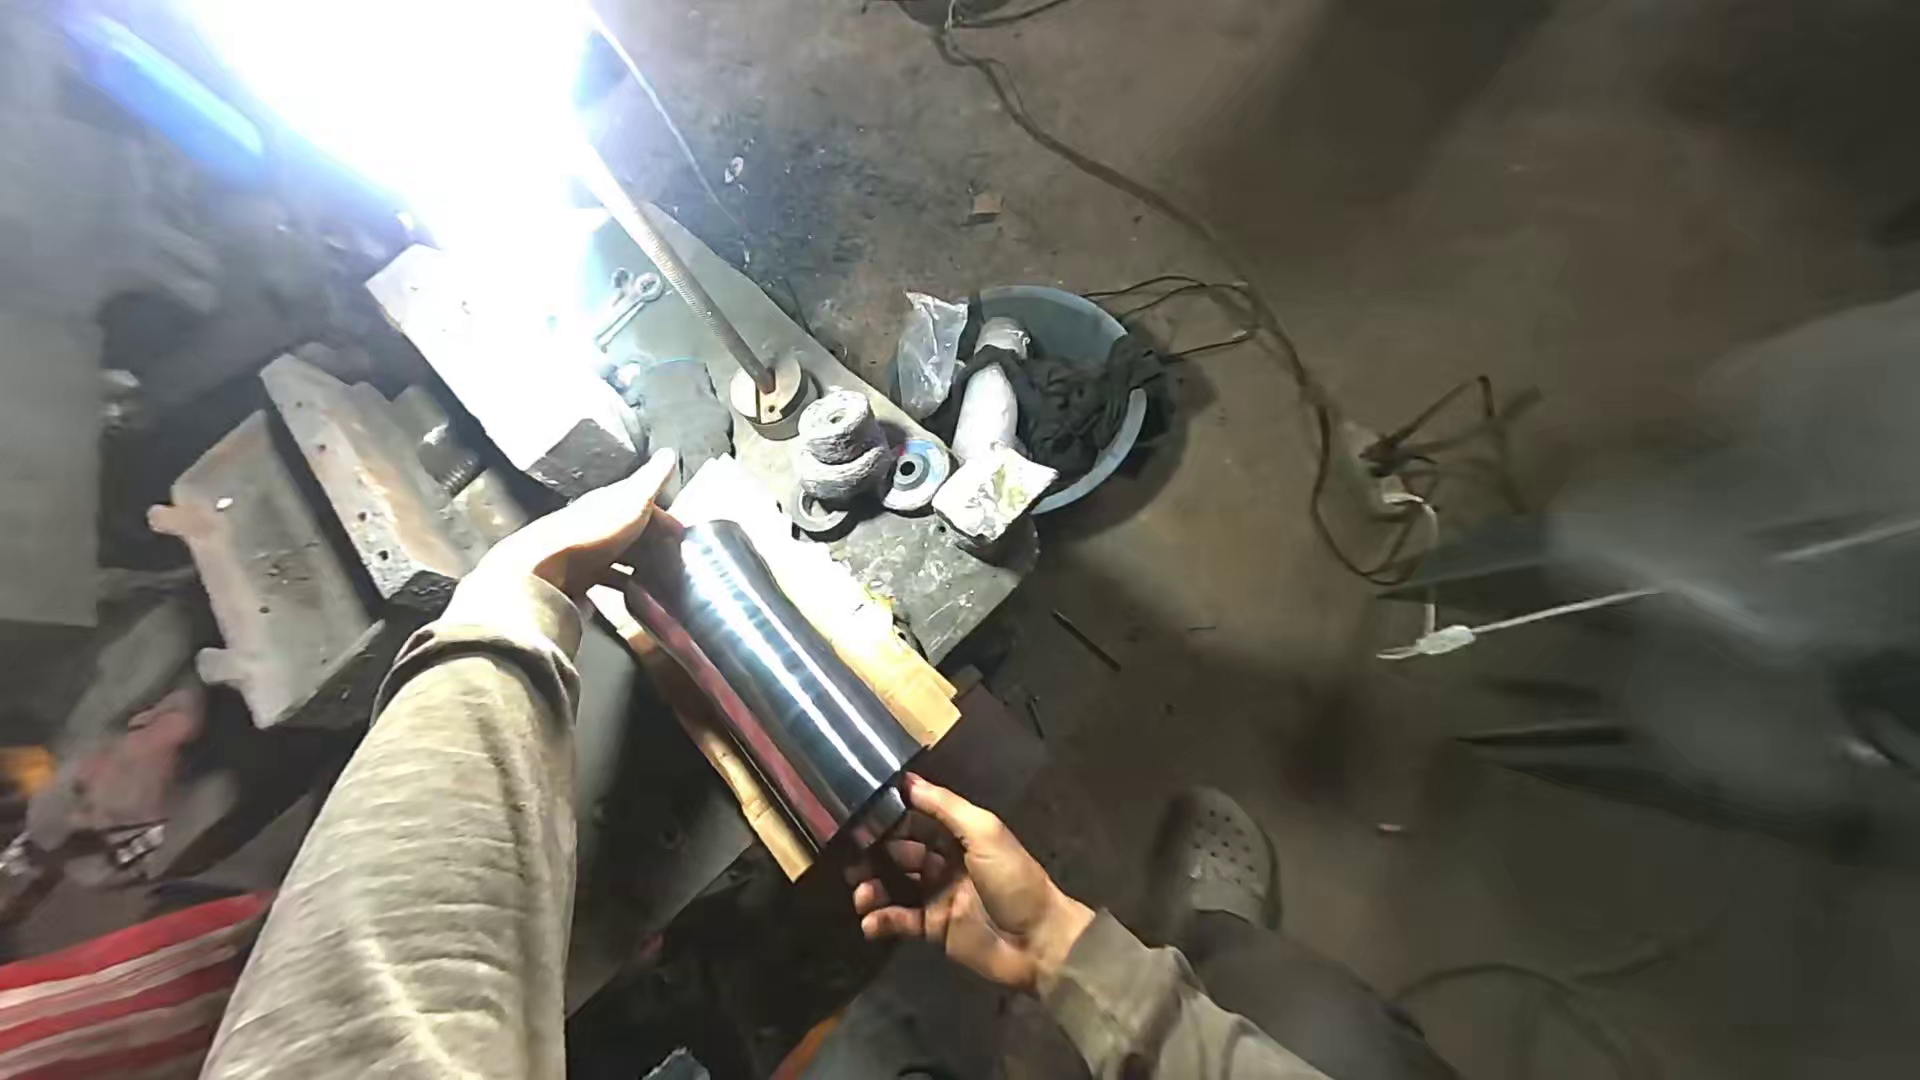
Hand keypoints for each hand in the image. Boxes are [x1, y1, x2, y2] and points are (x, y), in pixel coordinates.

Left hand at [476, 449, 675, 597]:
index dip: (664, 518)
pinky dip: (627, 584)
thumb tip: (669, 453)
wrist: (544, 569)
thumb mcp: (632, 500)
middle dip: (655, 542)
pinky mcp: (581, 577)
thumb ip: (651, 480)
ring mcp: (588, 551)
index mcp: (608, 502)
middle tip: (677, 557)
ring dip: (642, 564)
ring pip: (623, 555)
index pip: (643, 504)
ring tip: (663, 578)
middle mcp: (596, 523)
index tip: (682, 534)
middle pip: (632, 531)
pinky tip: (639, 594)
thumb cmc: (593, 531)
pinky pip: (612, 578)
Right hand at [849, 774, 1094, 994]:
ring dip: (874, 885)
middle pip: (902, 849)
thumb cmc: (1013, 878)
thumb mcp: (984, 831)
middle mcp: (946, 860)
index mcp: (960, 833)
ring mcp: (938, 894)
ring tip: (860, 892)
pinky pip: (901, 920)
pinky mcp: (934, 929)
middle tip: (851, 854)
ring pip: (896, 883)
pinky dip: (882, 919)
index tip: (862, 811)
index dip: (893, 814)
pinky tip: (870, 921)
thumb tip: (908, 780)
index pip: (919, 817)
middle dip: (876, 850)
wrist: (1037, 942)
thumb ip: (946, 807)